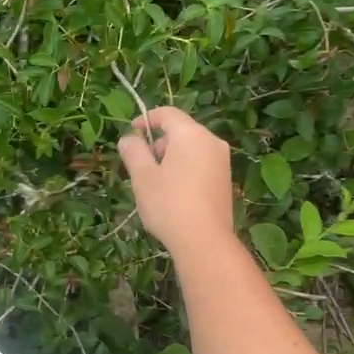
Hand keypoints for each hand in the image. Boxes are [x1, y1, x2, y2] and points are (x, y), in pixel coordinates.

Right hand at [115, 107, 234, 254]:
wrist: (204, 239)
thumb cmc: (169, 204)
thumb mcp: (143, 178)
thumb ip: (134, 153)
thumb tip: (128, 138)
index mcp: (191, 134)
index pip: (168, 114)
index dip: (147, 119)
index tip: (132, 133)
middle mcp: (211, 141)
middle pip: (181, 132)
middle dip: (158, 145)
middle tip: (141, 168)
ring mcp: (222, 161)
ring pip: (191, 150)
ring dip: (171, 160)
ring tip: (156, 185)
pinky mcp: (225, 180)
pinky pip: (200, 165)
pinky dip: (184, 171)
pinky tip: (174, 195)